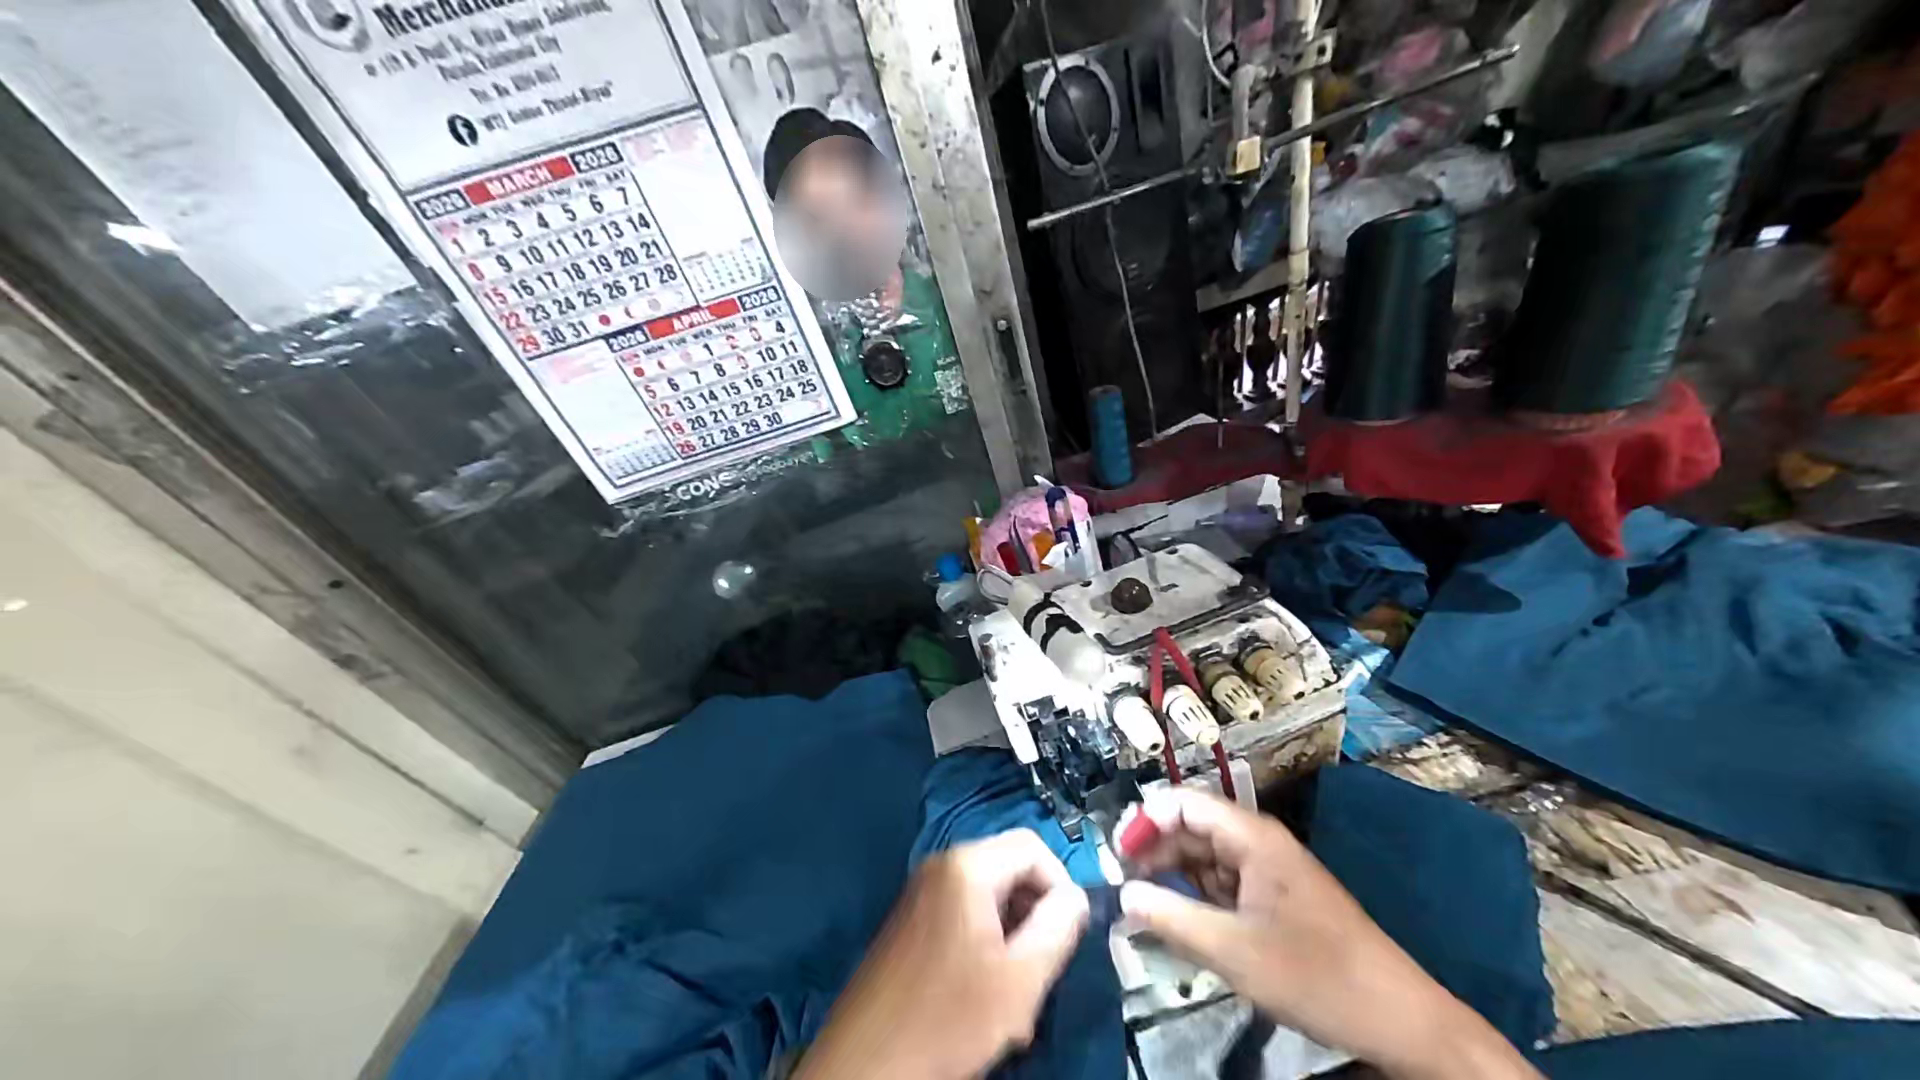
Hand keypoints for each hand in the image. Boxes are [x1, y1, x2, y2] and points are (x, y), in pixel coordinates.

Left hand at [795, 829, 1089, 1079]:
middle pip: (1010, 869)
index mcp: (968, 866)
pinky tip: (985, 994)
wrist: (867, 1061)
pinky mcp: (912, 919)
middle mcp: (942, 865)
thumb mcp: (1020, 977)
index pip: (1033, 847)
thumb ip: (1058, 927)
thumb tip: (1076, 897)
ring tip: (1016, 994)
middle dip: (1035, 914)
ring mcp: (922, 891)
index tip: (1069, 933)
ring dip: (1013, 936)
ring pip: (989, 897)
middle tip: (1042, 970)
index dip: (1061, 884)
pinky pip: (963, 913)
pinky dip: (985, 943)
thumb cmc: (949, 1016)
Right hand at [1119, 788, 1541, 1079]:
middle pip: (1191, 827)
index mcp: (1251, 836)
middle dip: (1153, 849)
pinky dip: (1194, 895)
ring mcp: (1267, 870)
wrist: (1400, 1020)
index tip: (1117, 854)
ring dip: (1171, 874)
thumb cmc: (1315, 974)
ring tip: (1140, 902)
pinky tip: (1175, 917)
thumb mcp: (1232, 950)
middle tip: (1120, 882)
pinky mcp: (1274, 898)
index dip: (1145, 821)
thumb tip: (1122, 895)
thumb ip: (1170, 918)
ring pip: (1204, 857)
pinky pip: (1221, 883)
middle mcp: (1257, 842)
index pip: (1183, 803)